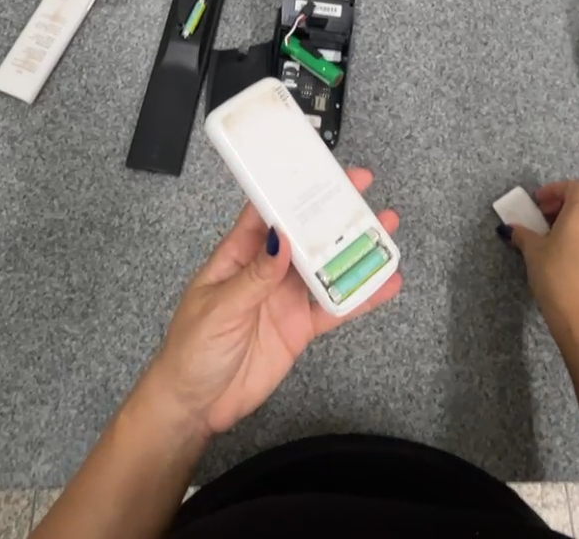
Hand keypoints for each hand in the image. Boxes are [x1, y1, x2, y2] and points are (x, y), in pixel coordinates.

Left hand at [134, 167, 402, 439]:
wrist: (197, 405)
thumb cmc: (192, 348)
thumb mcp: (220, 308)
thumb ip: (255, 277)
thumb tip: (282, 240)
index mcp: (239, 254)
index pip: (269, 213)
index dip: (294, 192)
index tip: (321, 173)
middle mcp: (267, 269)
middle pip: (306, 234)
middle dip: (334, 213)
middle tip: (365, 190)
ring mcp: (286, 297)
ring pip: (327, 267)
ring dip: (354, 250)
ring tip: (386, 232)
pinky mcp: (300, 326)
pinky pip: (334, 307)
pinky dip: (360, 296)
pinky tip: (384, 285)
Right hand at [504, 180, 578, 337]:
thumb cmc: (555, 275)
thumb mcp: (532, 251)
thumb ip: (522, 234)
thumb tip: (512, 228)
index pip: (574, 187)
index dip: (555, 189)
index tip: (538, 202)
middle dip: (563, 204)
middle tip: (543, 216)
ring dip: (575, 219)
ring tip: (555, 234)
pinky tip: (567, 252)